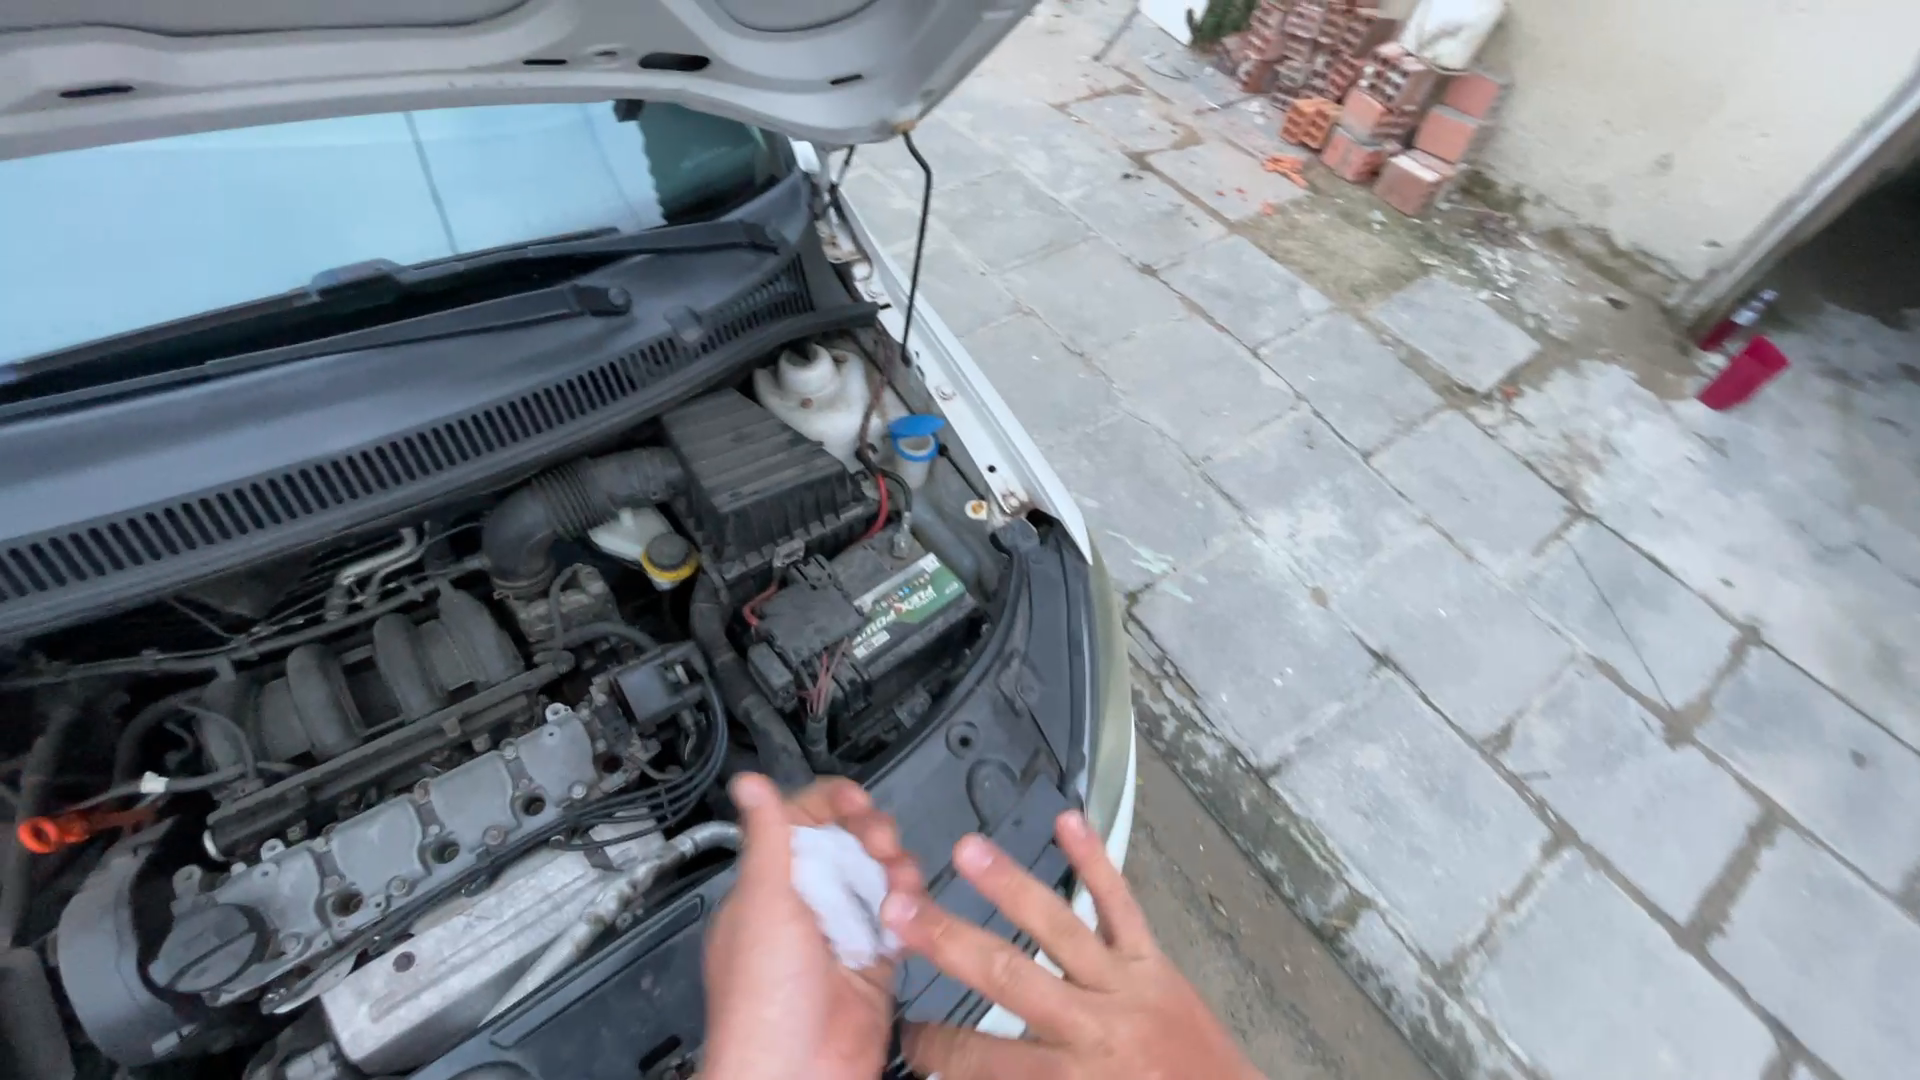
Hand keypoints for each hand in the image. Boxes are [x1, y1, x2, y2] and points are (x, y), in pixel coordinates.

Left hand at [702, 773, 920, 1079]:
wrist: (798, 1078)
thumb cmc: (762, 1004)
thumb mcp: (764, 903)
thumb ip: (768, 837)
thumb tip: (749, 783)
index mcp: (772, 885)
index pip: (805, 823)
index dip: (833, 806)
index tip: (855, 804)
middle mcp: (807, 904)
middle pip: (849, 843)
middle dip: (871, 833)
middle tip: (880, 841)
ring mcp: (842, 931)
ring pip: (878, 874)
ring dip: (894, 869)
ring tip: (896, 879)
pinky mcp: (874, 958)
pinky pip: (900, 916)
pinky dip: (909, 907)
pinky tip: (906, 911)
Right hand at [883, 809, 1262, 1079]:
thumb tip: (968, 1069)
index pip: (982, 1060)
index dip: (935, 1045)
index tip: (901, 1029)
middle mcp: (1092, 1026)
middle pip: (1007, 976)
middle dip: (949, 940)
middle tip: (900, 907)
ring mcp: (1124, 983)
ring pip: (1059, 926)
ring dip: (1009, 885)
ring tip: (966, 850)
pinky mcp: (1154, 959)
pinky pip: (1121, 904)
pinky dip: (1095, 860)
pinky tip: (1069, 819)